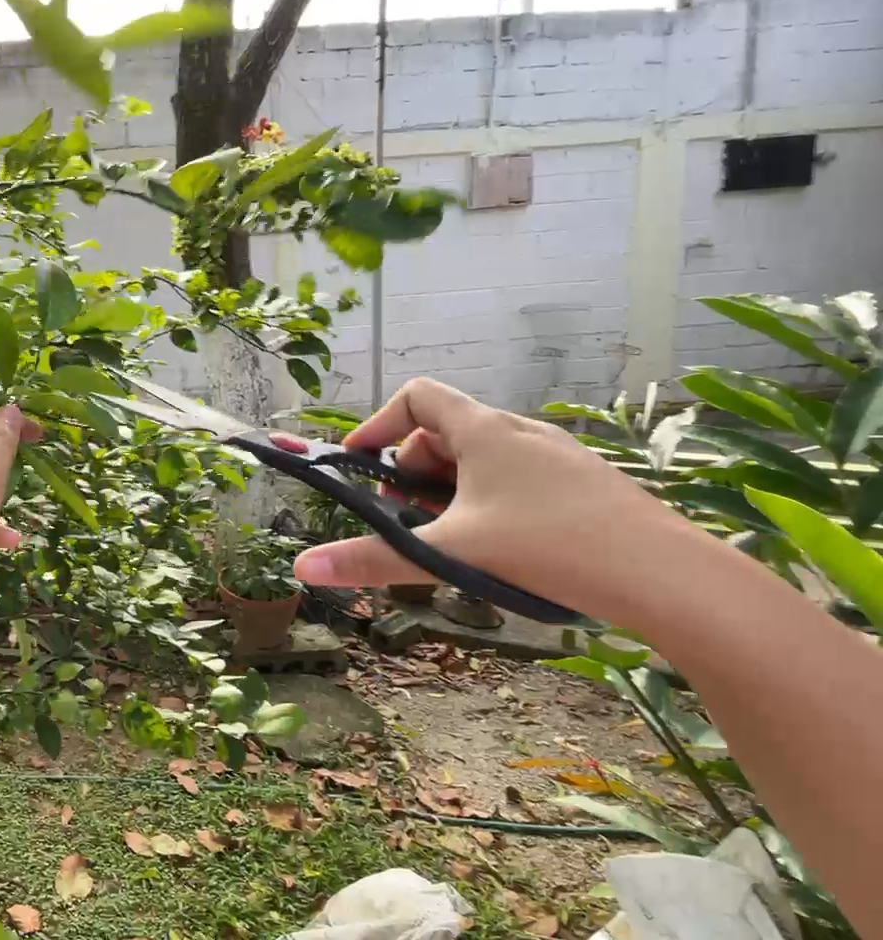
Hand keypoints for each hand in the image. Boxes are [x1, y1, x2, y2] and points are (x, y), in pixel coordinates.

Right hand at [292, 377, 725, 630]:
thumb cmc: (551, 549)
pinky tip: (501, 546)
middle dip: (410, 471)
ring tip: (450, 536)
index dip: (378, 424)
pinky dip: (487, 500)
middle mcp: (521, 433)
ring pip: (481, 458)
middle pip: (442, 432)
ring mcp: (559, 458)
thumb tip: (302, 569)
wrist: (677, 582)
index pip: (416, 397)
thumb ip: (372, 559)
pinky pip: (516, 477)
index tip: (359, 463)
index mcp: (484, 432)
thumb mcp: (450, 553)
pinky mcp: (585, 486)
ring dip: (448, 489)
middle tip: (404, 517)